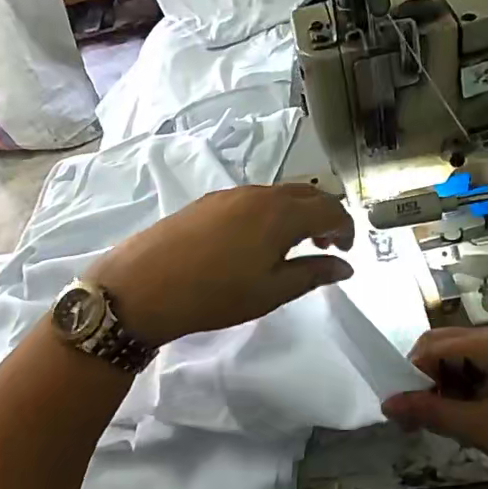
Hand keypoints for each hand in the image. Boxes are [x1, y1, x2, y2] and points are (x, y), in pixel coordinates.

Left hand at [87, 184, 355, 346]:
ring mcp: (231, 194)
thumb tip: (346, 267)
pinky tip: (257, 240)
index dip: (346, 229)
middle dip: (325, 216)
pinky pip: (255, 198)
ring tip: (293, 246)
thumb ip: (314, 273)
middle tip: (326, 246)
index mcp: (282, 213)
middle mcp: (260, 194)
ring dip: (298, 213)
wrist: (141, 286)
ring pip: (280, 194)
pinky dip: (272, 212)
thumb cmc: (215, 294)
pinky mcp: (208, 201)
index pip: (330, 209)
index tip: (345, 253)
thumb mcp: (272, 291)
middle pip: (308, 193)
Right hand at [383, 326, 487, 488]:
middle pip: (443, 347)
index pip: (434, 345)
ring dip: (438, 387)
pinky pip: (472, 373)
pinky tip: (454, 419)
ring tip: (430, 422)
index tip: (396, 409)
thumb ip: (431, 411)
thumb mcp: (480, 426)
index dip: (411, 373)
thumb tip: (386, 404)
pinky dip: (457, 393)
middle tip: (409, 417)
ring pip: (455, 361)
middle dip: (422, 378)